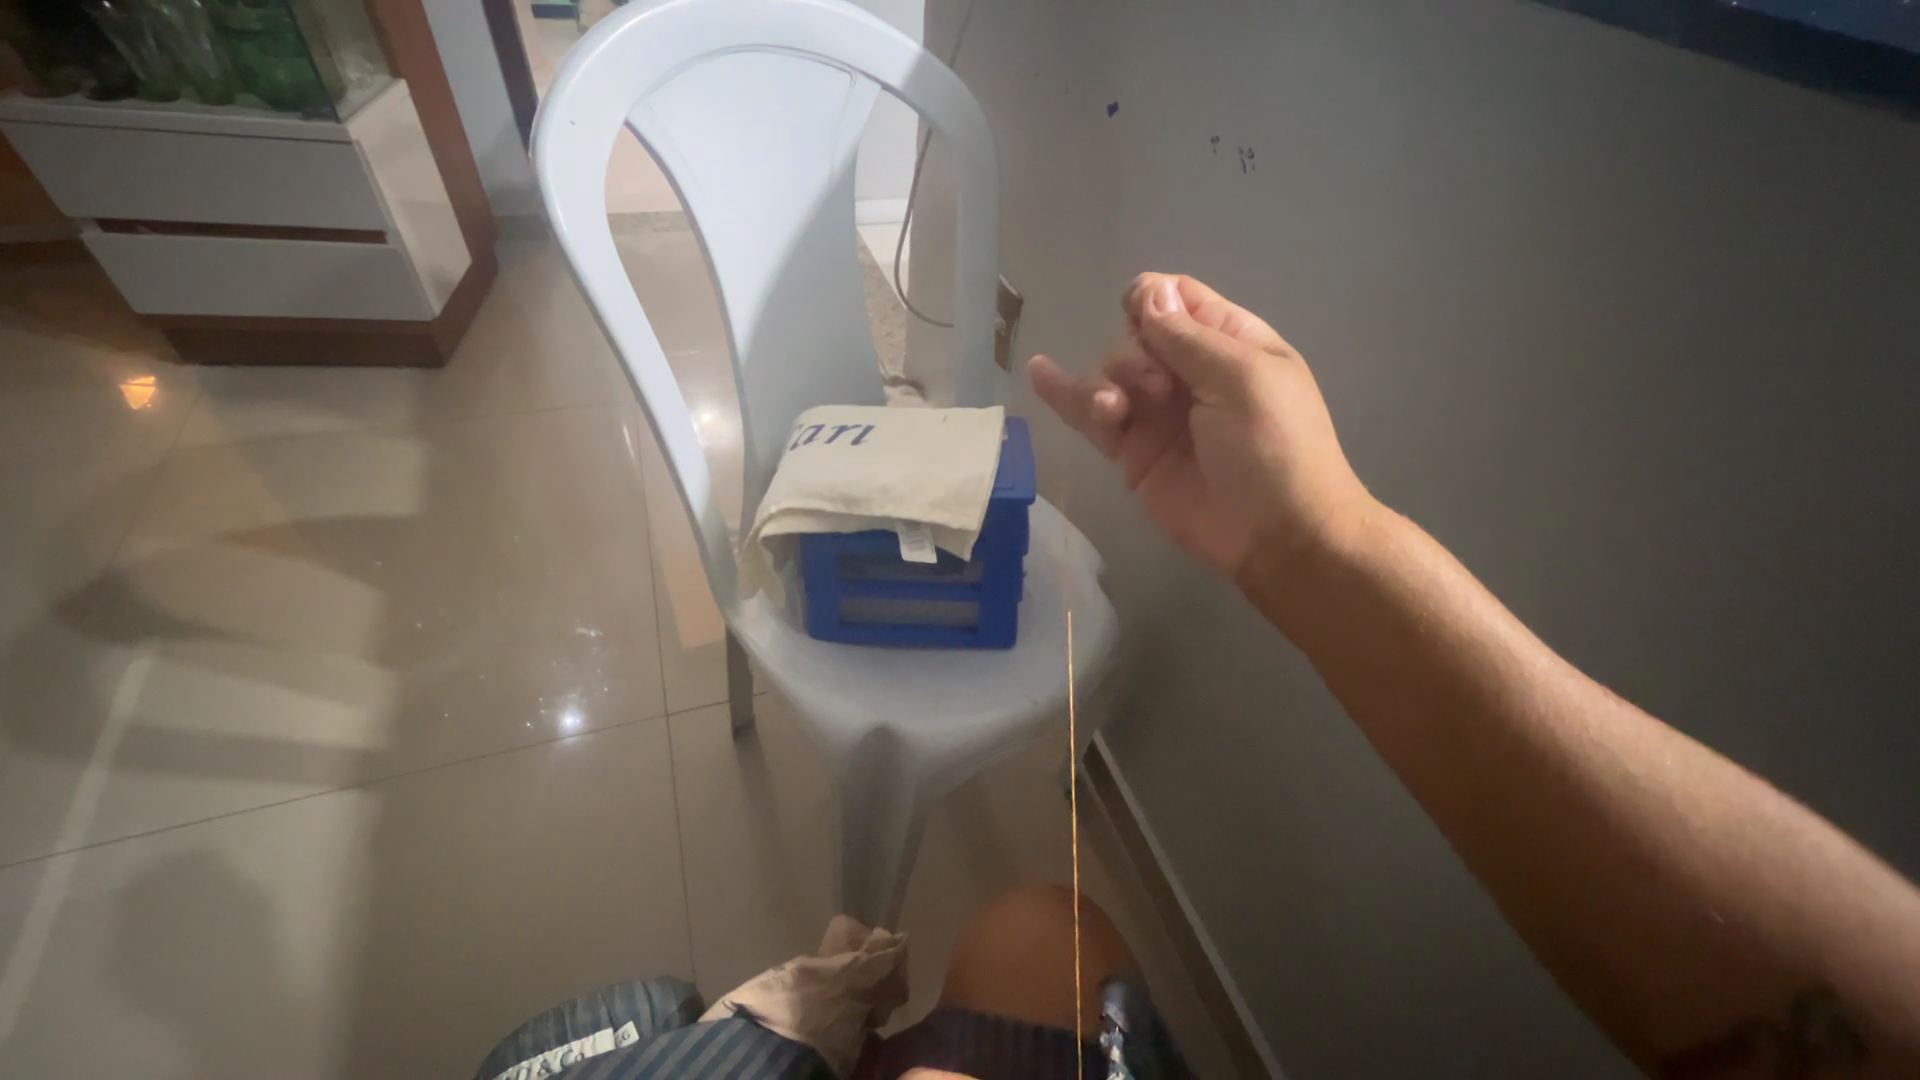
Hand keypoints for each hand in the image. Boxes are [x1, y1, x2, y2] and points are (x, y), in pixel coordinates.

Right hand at [1028, 273, 1371, 583]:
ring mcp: (1156, 413)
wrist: (1272, 533)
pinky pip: (1091, 417)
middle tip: (1156, 389)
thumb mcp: (1243, 378)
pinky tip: (1039, 373)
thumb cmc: (1273, 447)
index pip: (1179, 300)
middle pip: (1136, 335)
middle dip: (1133, 352)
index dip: (1152, 299)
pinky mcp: (1131, 451)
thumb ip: (1189, 337)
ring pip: (1110, 373)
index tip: (1136, 314)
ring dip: (1105, 383)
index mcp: (1228, 343)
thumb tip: (1146, 291)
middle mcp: (1188, 372)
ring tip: (1113, 410)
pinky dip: (1064, 395)